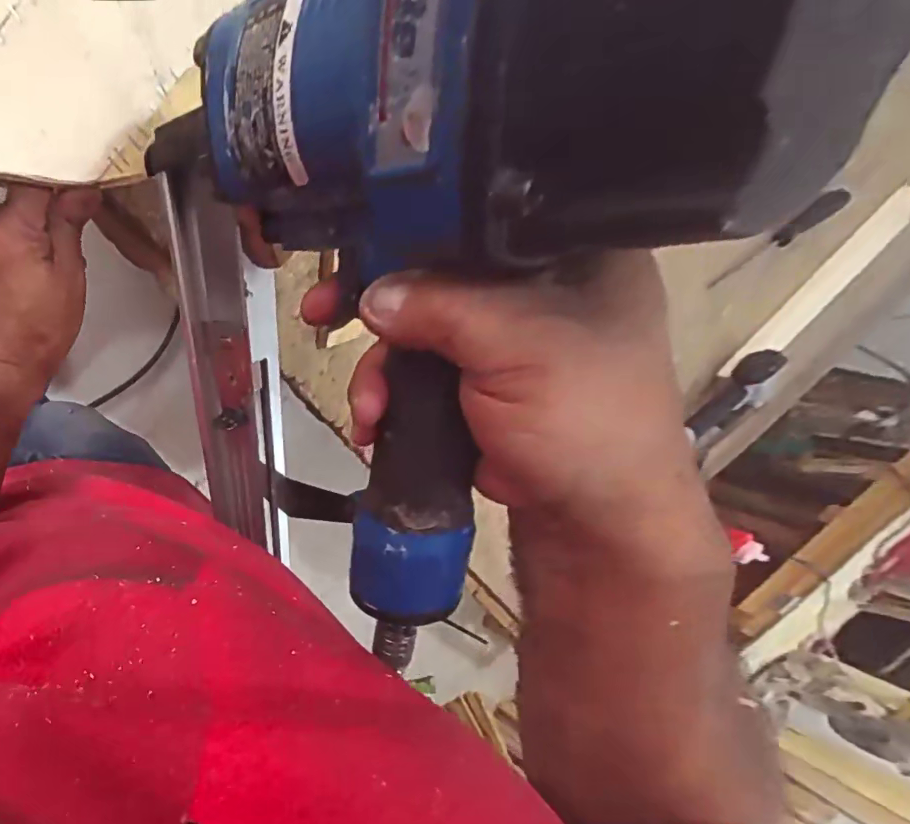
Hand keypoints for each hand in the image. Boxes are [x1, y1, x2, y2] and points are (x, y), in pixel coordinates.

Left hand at [0, 185, 101, 382]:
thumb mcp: (70, 273)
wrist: (12, 360)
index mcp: (10, 229)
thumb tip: (81, 190)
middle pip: (15, 201)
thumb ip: (69, 224)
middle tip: (63, 243)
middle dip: (41, 215)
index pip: (32, 182)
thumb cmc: (45, 325)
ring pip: (2, 221)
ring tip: (40, 266)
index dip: (56, 185)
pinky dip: (7, 247)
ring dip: (23, 233)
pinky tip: (22, 273)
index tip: (74, 195)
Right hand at [305, 253, 721, 565]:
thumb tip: (373, 296)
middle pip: (434, 282)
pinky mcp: (475, 395)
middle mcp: (533, 293)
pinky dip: (390, 400)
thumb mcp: (516, 343)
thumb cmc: (579, 416)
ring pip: (417, 338)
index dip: (412, 228)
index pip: (478, 221)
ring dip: (379, 373)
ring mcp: (500, 348)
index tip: (355, 249)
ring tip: (369, 414)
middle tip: (319, 313)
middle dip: (376, 309)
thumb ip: (441, 306)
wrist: (590, 517)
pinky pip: (418, 382)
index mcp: (569, 254)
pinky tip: (374, 427)